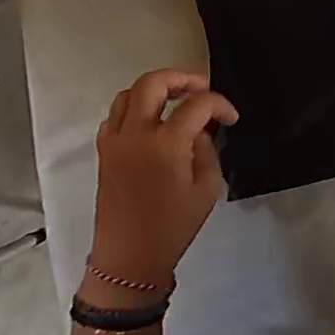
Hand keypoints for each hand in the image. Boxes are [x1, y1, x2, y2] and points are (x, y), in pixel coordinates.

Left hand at [89, 69, 238, 297]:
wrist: (129, 257)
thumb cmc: (173, 226)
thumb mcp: (207, 188)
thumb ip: (206, 149)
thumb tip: (199, 130)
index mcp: (166, 143)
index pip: (198, 104)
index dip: (220, 104)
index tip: (231, 118)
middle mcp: (136, 133)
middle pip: (153, 82)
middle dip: (182, 78)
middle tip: (201, 88)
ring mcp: (115, 140)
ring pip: (129, 93)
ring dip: (155, 90)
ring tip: (177, 101)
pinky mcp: (104, 151)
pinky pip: (116, 115)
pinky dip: (135, 108)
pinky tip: (152, 123)